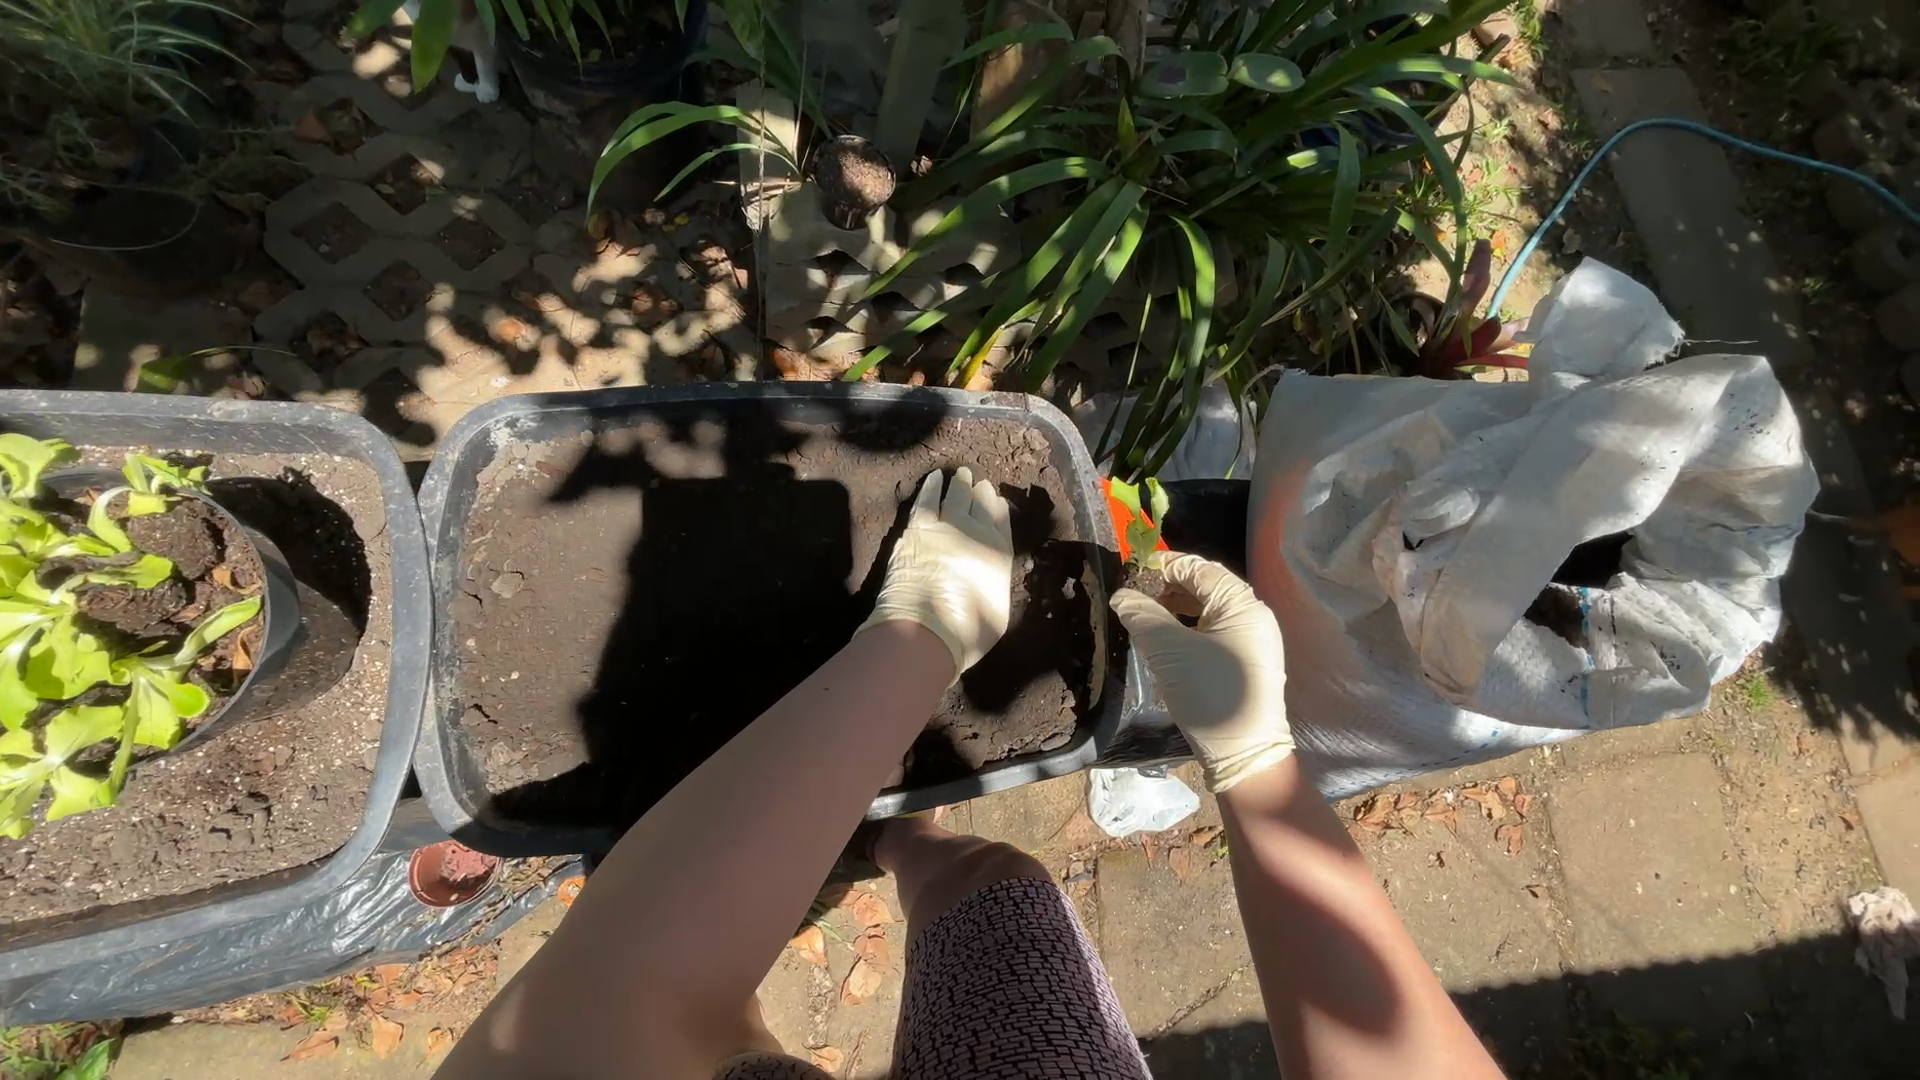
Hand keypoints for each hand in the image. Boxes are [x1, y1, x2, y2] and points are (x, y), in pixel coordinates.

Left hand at [859, 467, 1013, 682]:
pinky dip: (931, 488)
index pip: (1001, 524)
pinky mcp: (916, 530)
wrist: (927, 628)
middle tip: (979, 483)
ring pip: (954, 498)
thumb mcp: (996, 612)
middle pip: (979, 506)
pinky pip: (927, 501)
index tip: (996, 500)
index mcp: (999, 554)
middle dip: (979, 493)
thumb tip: (984, 577)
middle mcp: (976, 534)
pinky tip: (934, 479)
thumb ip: (992, 586)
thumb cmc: (968, 632)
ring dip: (958, 485)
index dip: (998, 511)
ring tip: (960, 473)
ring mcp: (945, 528)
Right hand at [1110, 553, 1291, 791]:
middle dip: (1167, 585)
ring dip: (1176, 605)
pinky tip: (1166, 637)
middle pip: (1205, 585)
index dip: (1162, 564)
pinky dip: (1187, 625)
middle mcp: (1253, 614)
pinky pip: (1213, 628)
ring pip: (1208, 608)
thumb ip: (1142, 616)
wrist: (1244, 753)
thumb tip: (1120, 596)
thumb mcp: (1168, 650)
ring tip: (1145, 614)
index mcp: (1241, 604)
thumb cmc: (1208, 693)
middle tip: (1134, 594)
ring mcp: (1252, 639)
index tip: (1130, 570)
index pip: (1197, 568)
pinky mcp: (1246, 660)